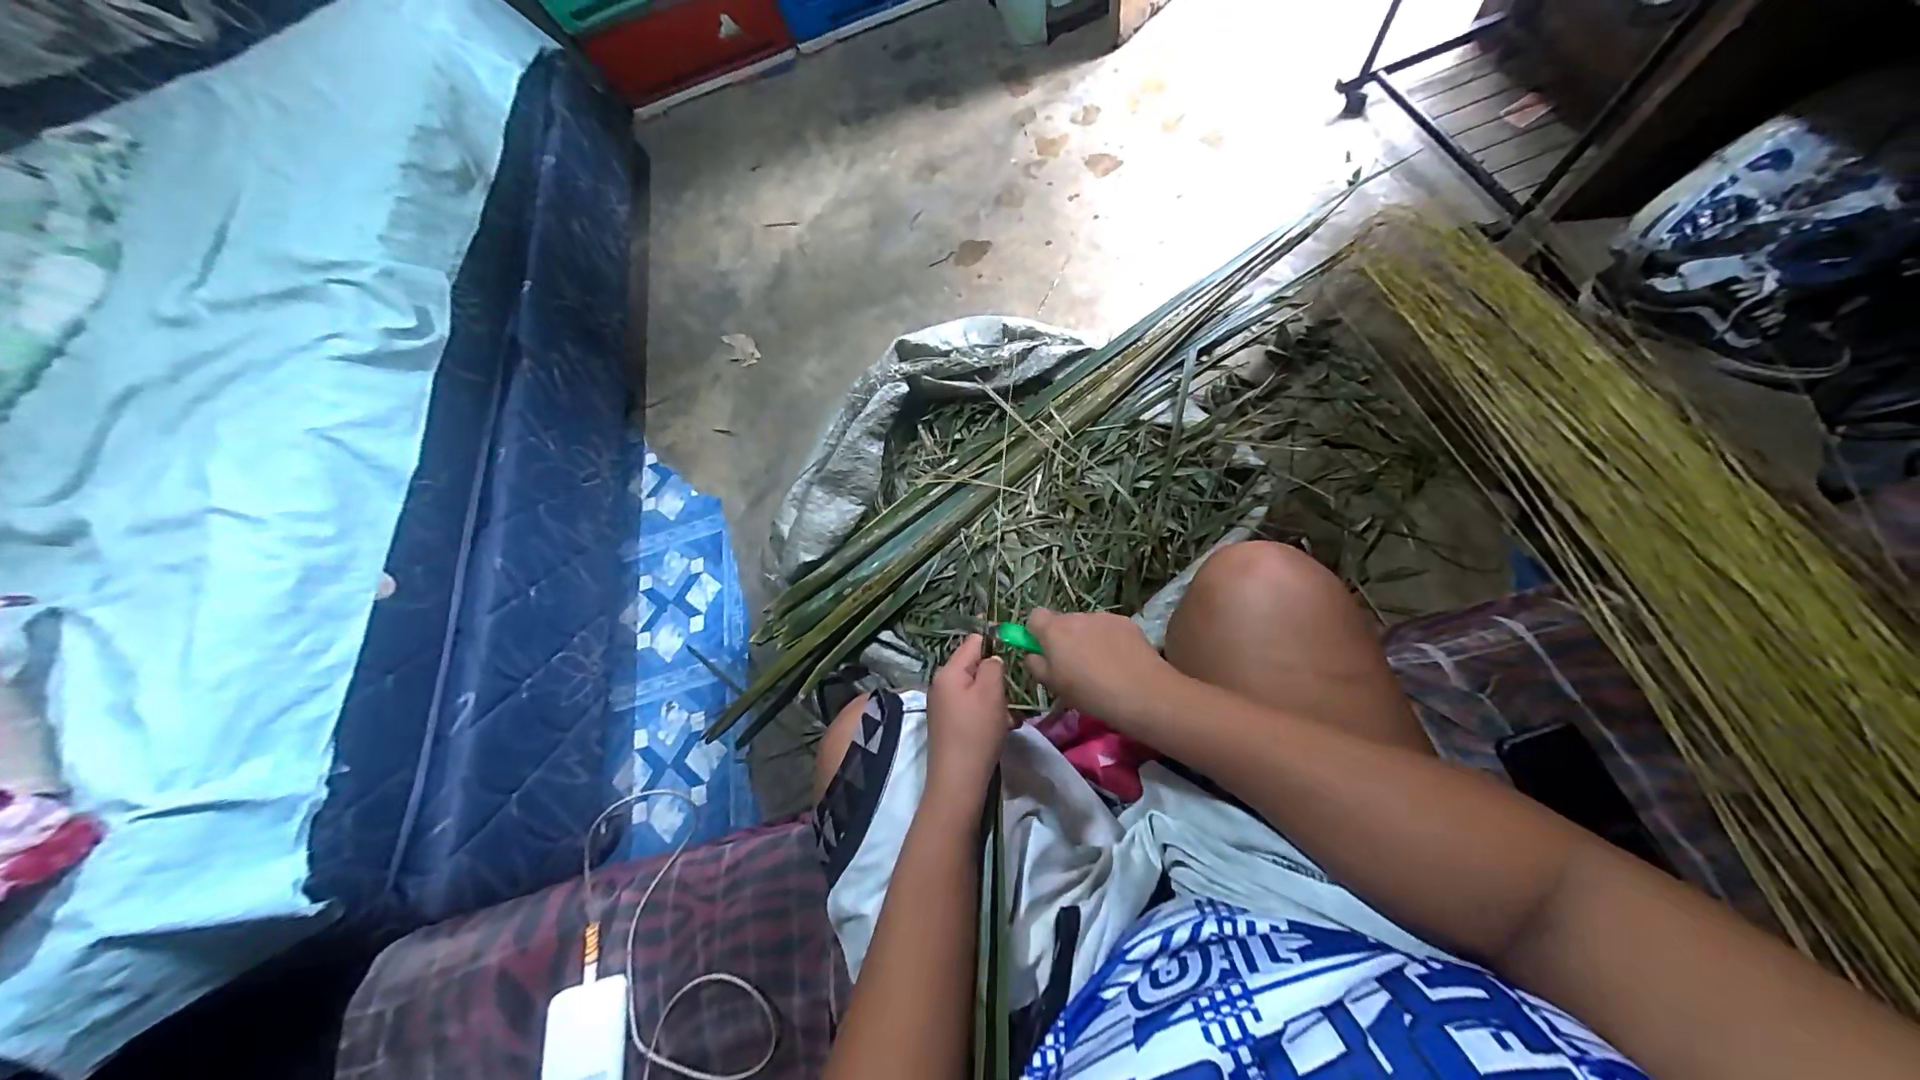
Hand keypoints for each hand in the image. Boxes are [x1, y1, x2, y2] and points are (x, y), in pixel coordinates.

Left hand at [925, 634, 1014, 791]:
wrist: (958, 779)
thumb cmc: (977, 731)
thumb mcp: (991, 692)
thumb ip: (993, 665)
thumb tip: (992, 657)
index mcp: (948, 671)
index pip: (974, 642)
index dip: (995, 643)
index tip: (1017, 653)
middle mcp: (941, 684)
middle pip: (975, 666)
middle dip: (997, 676)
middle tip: (1015, 691)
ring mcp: (943, 704)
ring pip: (976, 689)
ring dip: (996, 698)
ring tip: (1011, 715)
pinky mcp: (949, 722)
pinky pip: (972, 706)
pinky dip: (988, 712)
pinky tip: (1002, 727)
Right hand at [1022, 609, 1178, 727]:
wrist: (1141, 692)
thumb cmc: (1090, 693)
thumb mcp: (1053, 686)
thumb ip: (1036, 665)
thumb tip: (1034, 654)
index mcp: (1053, 630)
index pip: (1035, 616)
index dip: (1037, 633)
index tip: (1045, 652)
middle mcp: (1076, 617)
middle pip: (1062, 621)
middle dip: (1064, 638)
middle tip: (1074, 665)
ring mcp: (1103, 617)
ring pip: (1087, 625)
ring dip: (1087, 638)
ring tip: (1101, 666)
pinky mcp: (1125, 621)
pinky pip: (1108, 628)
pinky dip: (1109, 639)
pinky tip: (1120, 661)